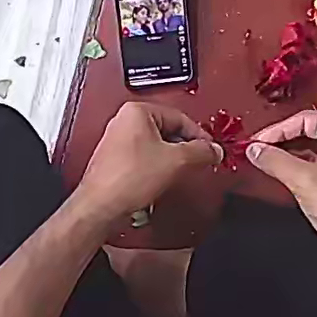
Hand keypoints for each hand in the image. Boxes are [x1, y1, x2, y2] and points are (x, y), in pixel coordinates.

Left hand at [73, 102, 221, 220]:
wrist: (101, 206)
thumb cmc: (126, 179)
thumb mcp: (176, 161)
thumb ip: (200, 152)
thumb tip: (214, 149)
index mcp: (137, 111)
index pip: (179, 117)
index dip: (198, 135)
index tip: (210, 148)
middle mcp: (125, 121)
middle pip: (168, 130)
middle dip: (186, 147)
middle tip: (200, 160)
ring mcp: (119, 140)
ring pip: (157, 145)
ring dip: (172, 158)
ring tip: (181, 171)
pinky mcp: (117, 159)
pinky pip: (145, 156)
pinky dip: (158, 166)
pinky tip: (163, 179)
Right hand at [245, 111, 316, 262]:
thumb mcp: (304, 181)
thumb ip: (275, 160)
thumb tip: (255, 149)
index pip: (308, 120)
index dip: (279, 129)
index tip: (259, 140)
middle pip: (309, 132)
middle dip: (282, 141)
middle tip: (259, 149)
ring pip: (311, 148)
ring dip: (288, 154)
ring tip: (265, 159)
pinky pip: (316, 163)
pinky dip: (297, 165)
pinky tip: (281, 171)